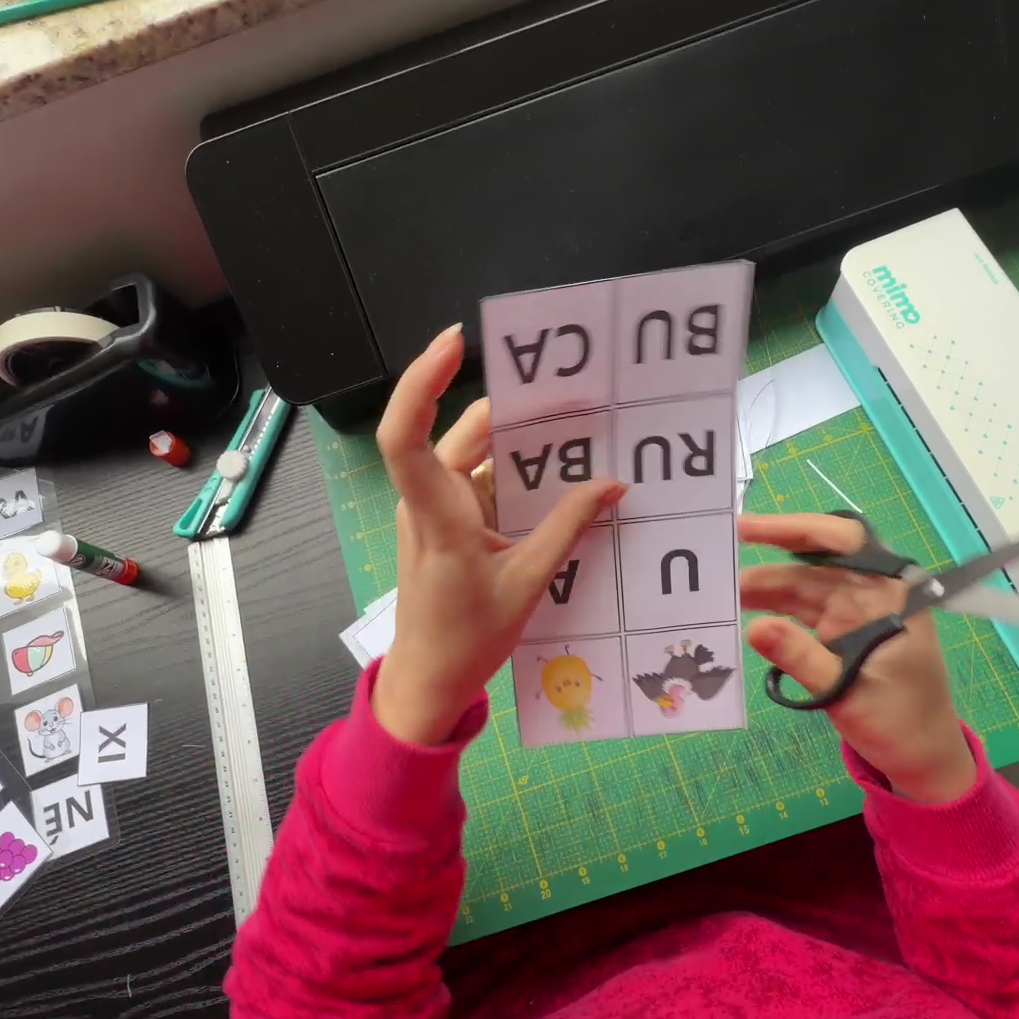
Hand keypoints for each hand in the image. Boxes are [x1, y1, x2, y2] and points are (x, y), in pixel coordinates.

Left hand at [372, 325, 624, 744]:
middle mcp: (427, 500)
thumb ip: (568, 528)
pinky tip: (558, 476)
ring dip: (520, 444)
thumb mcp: (528, 582)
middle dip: (513, 410)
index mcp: (436, 515)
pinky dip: (516, 475)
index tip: (454, 342)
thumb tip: (613, 484)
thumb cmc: (468, 638)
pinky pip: (481, 481)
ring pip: (474, 455)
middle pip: (461, 433)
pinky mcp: (448, 521)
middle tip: (573, 392)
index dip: (421, 383)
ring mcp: (435, 509)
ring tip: (579, 429)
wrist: (429, 676)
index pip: (405, 437)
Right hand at [738, 513, 974, 802]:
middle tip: (715, 568)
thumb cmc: (900, 721)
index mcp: (890, 592)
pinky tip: (738, 612)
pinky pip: (795, 610)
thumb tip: (754, 628)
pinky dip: (768, 610)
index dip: (794, 529)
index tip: (746, 529)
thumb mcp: (850, 690)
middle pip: (811, 564)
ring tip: (718, 595)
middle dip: (764, 564)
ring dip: (760, 590)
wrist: (920, 758)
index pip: (844, 541)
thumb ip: (802, 657)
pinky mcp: (836, 631)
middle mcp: (869, 591)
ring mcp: (851, 611)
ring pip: (797, 586)